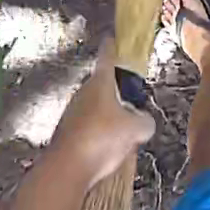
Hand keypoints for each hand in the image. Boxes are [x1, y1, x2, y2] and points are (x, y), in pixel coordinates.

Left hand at [46, 38, 155, 190]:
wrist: (64, 171)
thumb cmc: (101, 138)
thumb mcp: (135, 129)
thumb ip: (145, 121)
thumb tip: (144, 121)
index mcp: (100, 82)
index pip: (107, 56)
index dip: (113, 45)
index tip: (114, 38)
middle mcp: (83, 92)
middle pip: (102, 84)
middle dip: (117, 92)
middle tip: (132, 104)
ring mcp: (71, 113)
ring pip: (94, 107)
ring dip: (107, 115)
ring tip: (122, 134)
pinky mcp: (65, 134)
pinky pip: (86, 127)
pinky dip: (96, 134)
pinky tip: (105, 150)